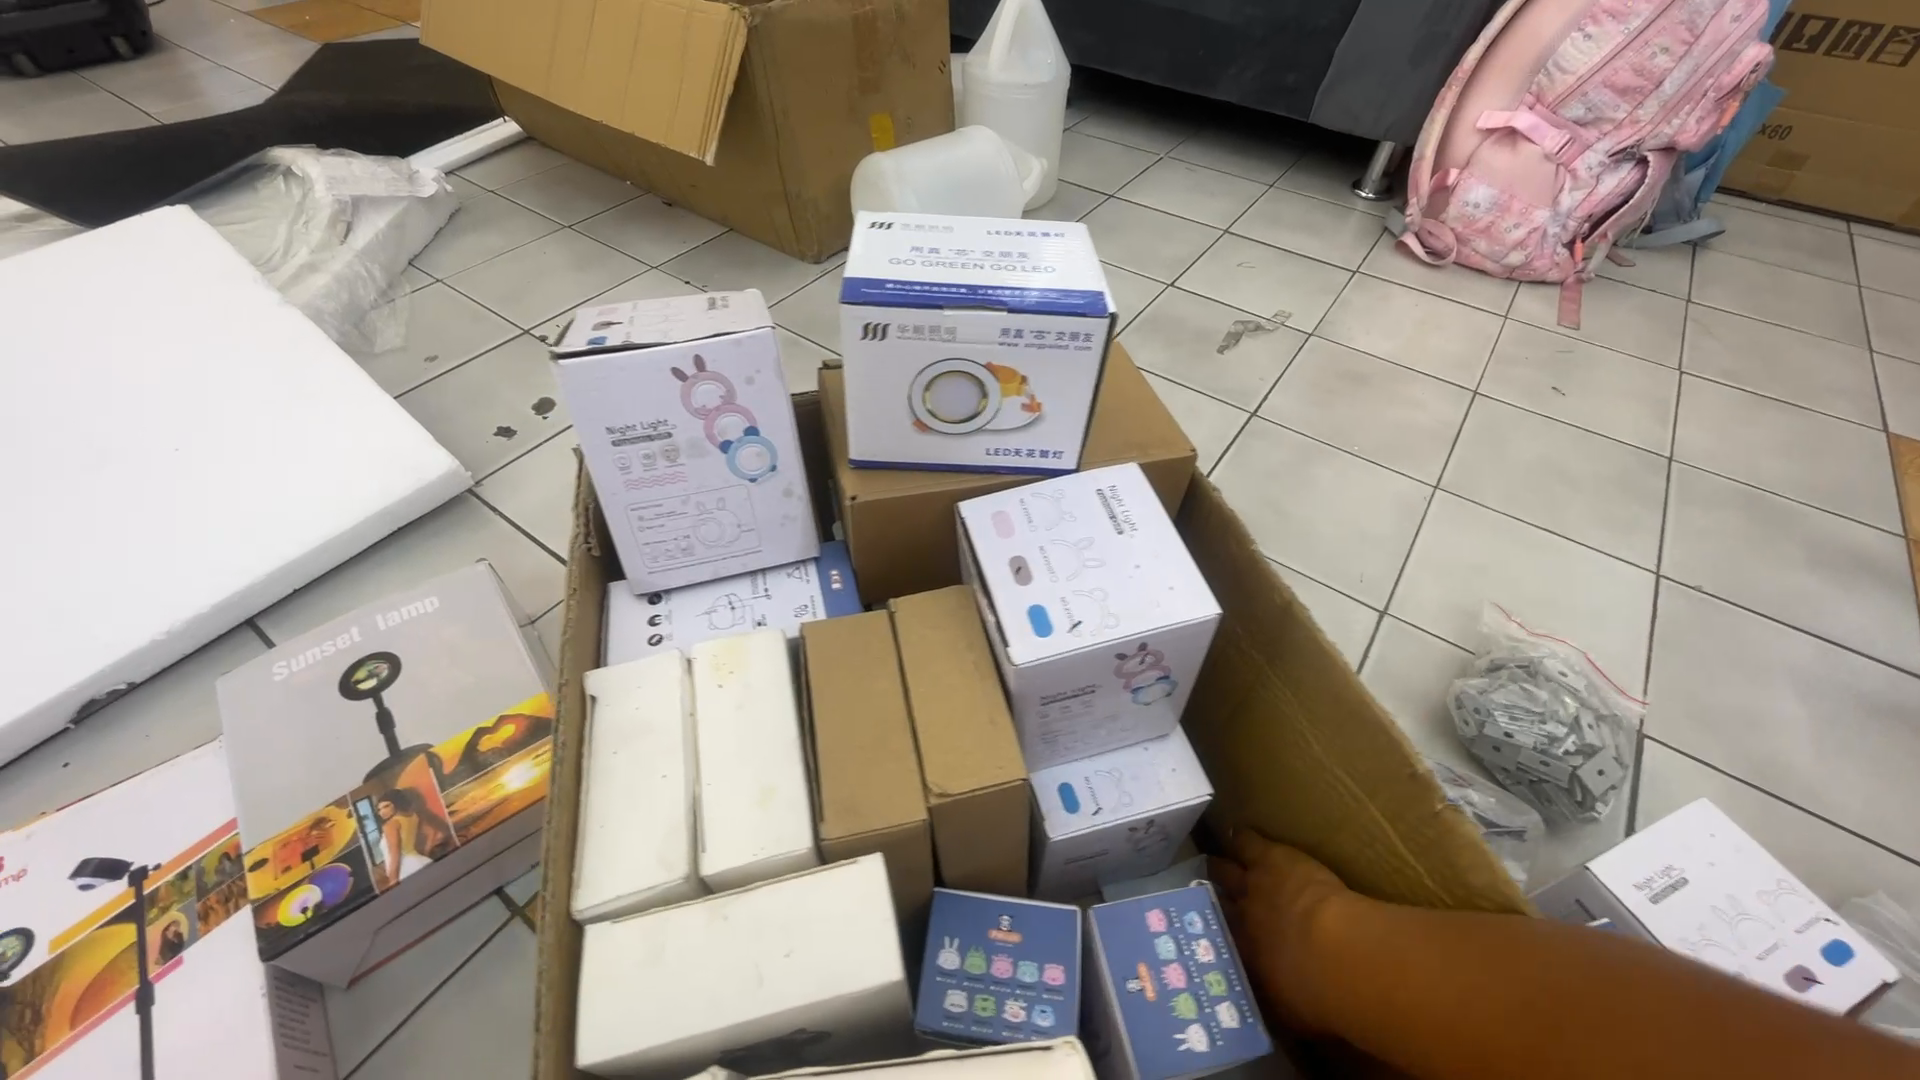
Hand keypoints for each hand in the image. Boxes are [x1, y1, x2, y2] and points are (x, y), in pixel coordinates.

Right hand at [1210, 828, 1357, 1033]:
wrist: (1333, 956)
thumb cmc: (1314, 994)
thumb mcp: (1288, 1009)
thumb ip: (1273, 999)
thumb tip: (1268, 1005)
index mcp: (1243, 955)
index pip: (1221, 939)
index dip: (1216, 933)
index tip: (1211, 930)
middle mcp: (1239, 917)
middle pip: (1218, 902)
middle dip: (1213, 898)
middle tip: (1207, 893)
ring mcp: (1251, 884)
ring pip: (1225, 869)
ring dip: (1220, 866)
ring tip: (1212, 861)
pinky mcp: (1268, 857)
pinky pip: (1246, 841)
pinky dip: (1240, 837)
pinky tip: (1234, 831)